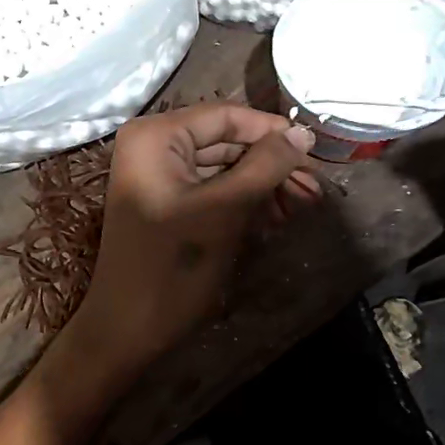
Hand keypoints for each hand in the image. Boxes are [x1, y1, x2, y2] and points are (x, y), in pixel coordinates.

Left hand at [60, 104, 318, 383]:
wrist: (127, 327)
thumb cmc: (172, 265)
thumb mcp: (224, 210)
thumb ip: (265, 166)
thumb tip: (303, 132)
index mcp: (155, 135)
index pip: (227, 116)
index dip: (274, 132)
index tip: (317, 155)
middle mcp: (152, 144)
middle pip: (226, 141)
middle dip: (271, 165)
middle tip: (316, 192)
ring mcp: (157, 173)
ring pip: (222, 166)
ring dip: (262, 185)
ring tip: (303, 208)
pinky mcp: (165, 200)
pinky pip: (210, 187)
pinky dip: (242, 200)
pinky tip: (275, 217)